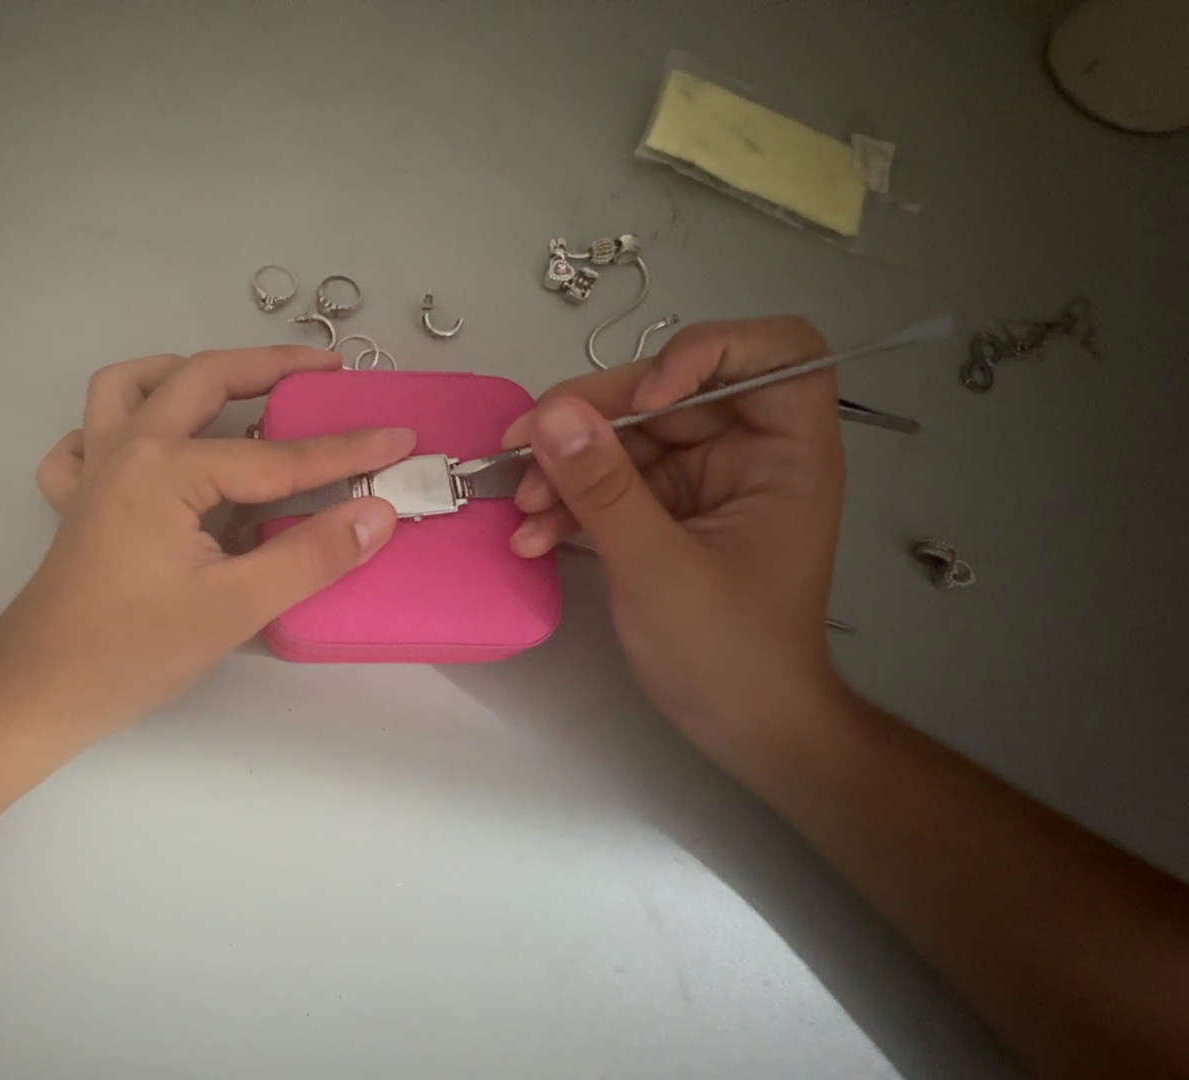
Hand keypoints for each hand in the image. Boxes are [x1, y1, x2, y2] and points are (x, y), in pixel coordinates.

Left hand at [0, 346, 414, 732]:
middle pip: (202, 378)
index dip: (346, 449)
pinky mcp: (78, 496)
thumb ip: (312, 555)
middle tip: (326, 372)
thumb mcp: (235, 607)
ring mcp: (93, 466)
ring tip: (236, 390)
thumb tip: (380, 512)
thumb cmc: (134, 650)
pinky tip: (152, 444)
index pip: (276, 456)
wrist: (40, 689)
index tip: (402, 436)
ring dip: (186, 373)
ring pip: (132, 384)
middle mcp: (126, 446)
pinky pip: (88, 434)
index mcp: (167, 467)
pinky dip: (121, 421)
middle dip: (270, 366)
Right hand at [505, 317, 849, 765]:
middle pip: (664, 394)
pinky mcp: (658, 511)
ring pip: (620, 438)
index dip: (706, 353)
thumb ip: (603, 488)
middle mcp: (741, 454)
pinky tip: (532, 536)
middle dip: (590, 419)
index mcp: (783, 454)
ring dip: (561, 467)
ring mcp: (695, 483)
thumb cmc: (727, 652)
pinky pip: (603, 483)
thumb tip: (552, 415)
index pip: (773, 353)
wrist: (737, 725)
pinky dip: (564, 503)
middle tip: (521, 445)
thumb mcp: (658, 567)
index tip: (643, 398)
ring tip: (520, 509)